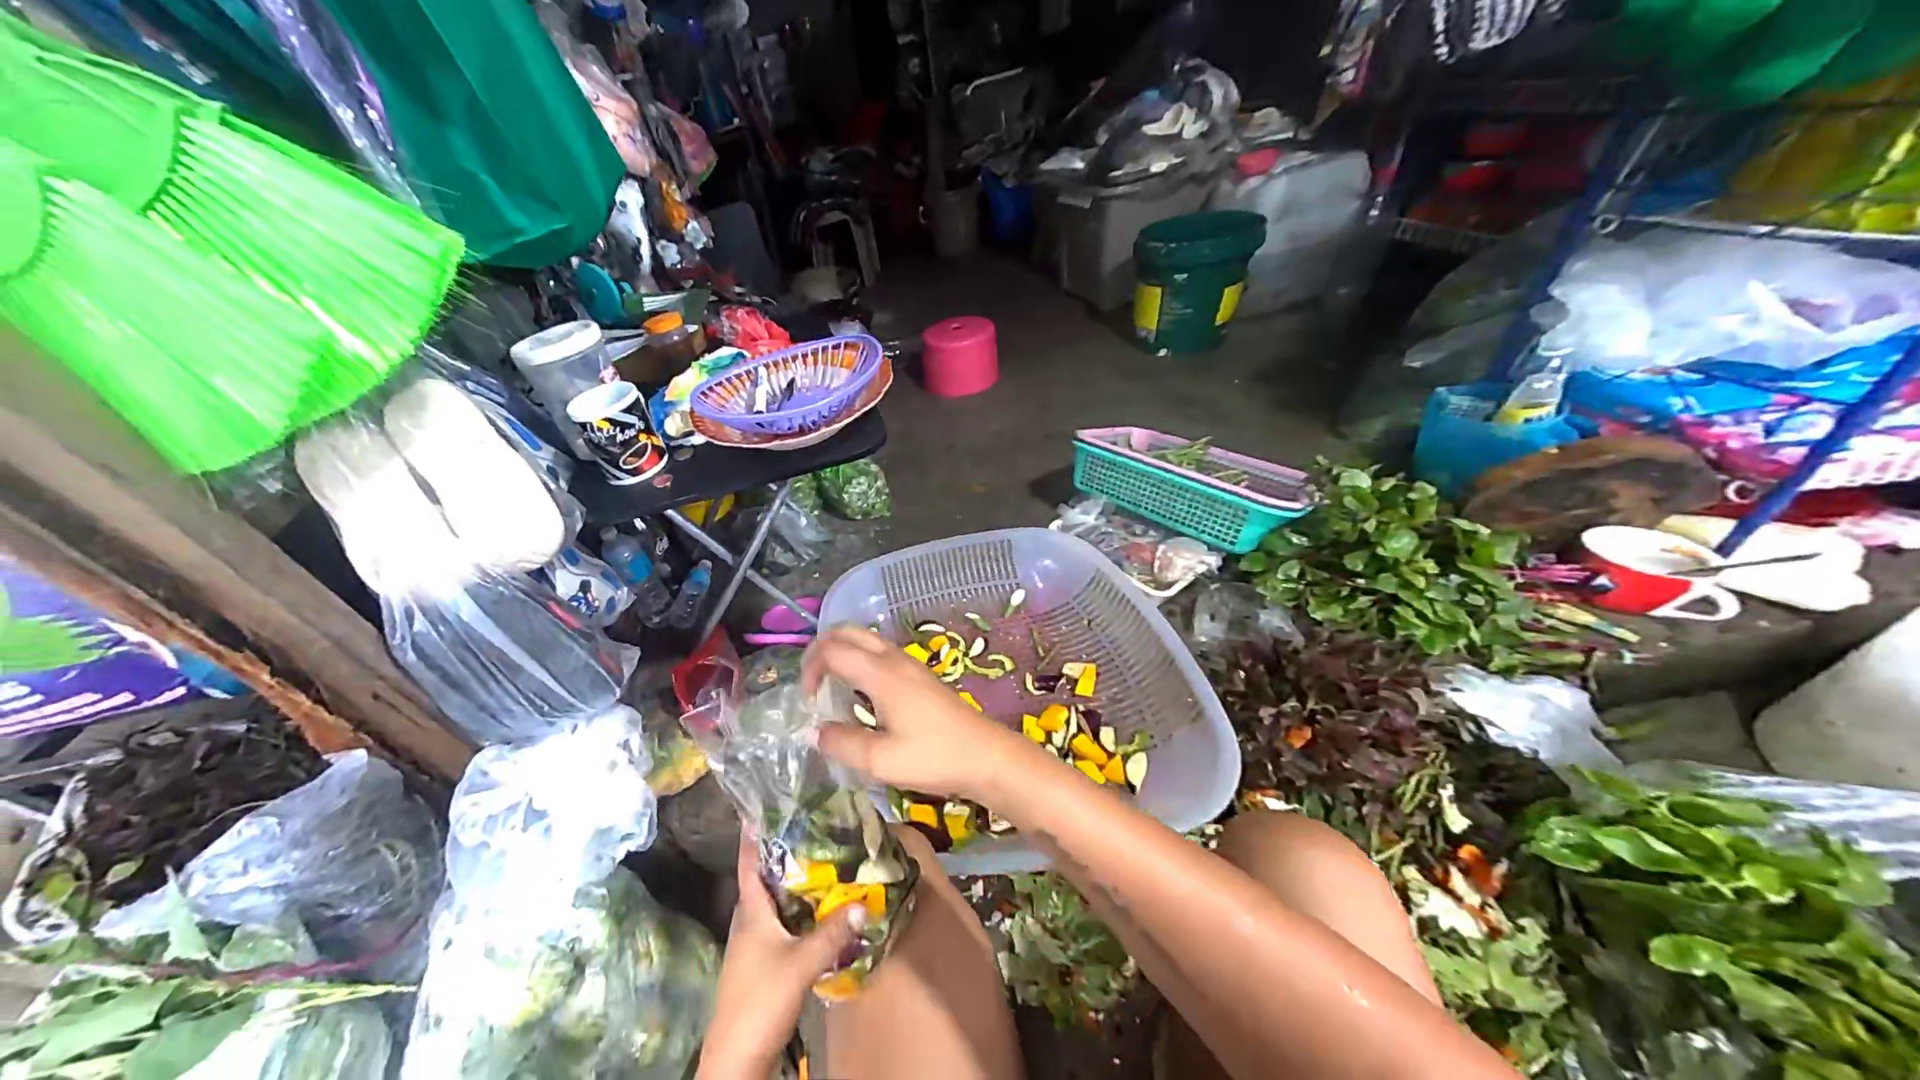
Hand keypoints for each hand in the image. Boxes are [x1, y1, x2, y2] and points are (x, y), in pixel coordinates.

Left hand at [697, 834, 863, 1079]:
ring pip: (775, 904)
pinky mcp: (764, 965)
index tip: (764, 806)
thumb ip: (832, 933)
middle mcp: (749, 922)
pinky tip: (822, 913)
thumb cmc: (760, 1001)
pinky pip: (783, 925)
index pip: (749, 863)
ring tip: (826, 864)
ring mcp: (754, 945)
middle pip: (765, 880)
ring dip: (795, 885)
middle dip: (785, 855)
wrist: (736, 1062)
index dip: (753, 835)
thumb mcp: (801, 964)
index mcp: (750, 912)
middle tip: (814, 829)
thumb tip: (864, 901)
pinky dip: (800, 913)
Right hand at [803, 626, 1040, 802]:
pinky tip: (859, 693)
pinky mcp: (919, 675)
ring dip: (841, 652)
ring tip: (829, 688)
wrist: (987, 756)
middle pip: (847, 631)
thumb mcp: (881, 761)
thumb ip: (843, 744)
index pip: (832, 650)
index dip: (810, 668)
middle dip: (821, 649)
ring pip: (865, 639)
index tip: (806, 700)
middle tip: (810, 683)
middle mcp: (894, 660)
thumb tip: (816, 732)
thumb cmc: (935, 758)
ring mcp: (909, 664)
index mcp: (882, 674)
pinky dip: (858, 660)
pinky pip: (879, 652)